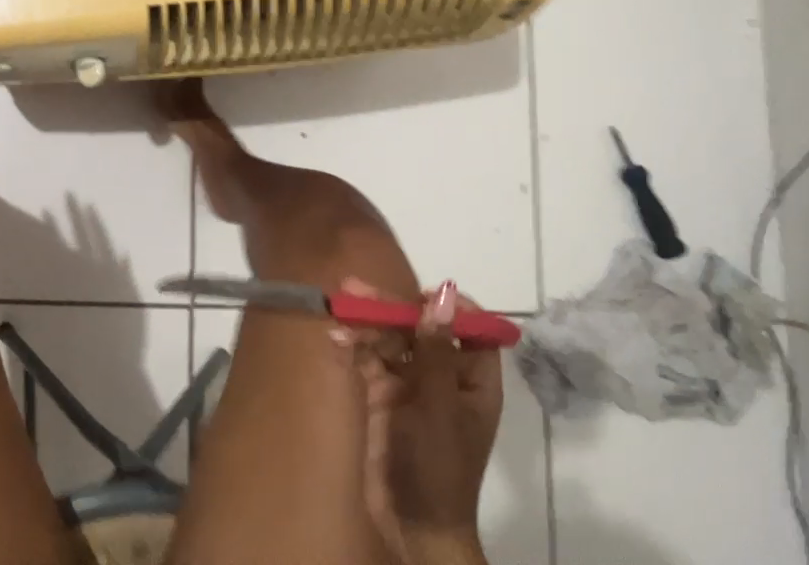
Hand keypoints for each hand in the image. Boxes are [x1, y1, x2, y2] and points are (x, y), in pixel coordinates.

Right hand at [335, 279, 502, 562]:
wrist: (412, 523)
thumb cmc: (438, 466)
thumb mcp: (440, 406)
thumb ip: (437, 350)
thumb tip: (443, 296)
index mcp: (472, 381)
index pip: (469, 330)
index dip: (448, 308)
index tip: (420, 293)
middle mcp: (442, 378)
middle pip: (419, 330)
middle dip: (390, 308)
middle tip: (354, 286)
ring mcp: (410, 388)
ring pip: (390, 343)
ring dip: (366, 325)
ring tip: (339, 306)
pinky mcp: (381, 398)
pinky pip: (368, 363)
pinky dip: (353, 348)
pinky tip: (335, 338)